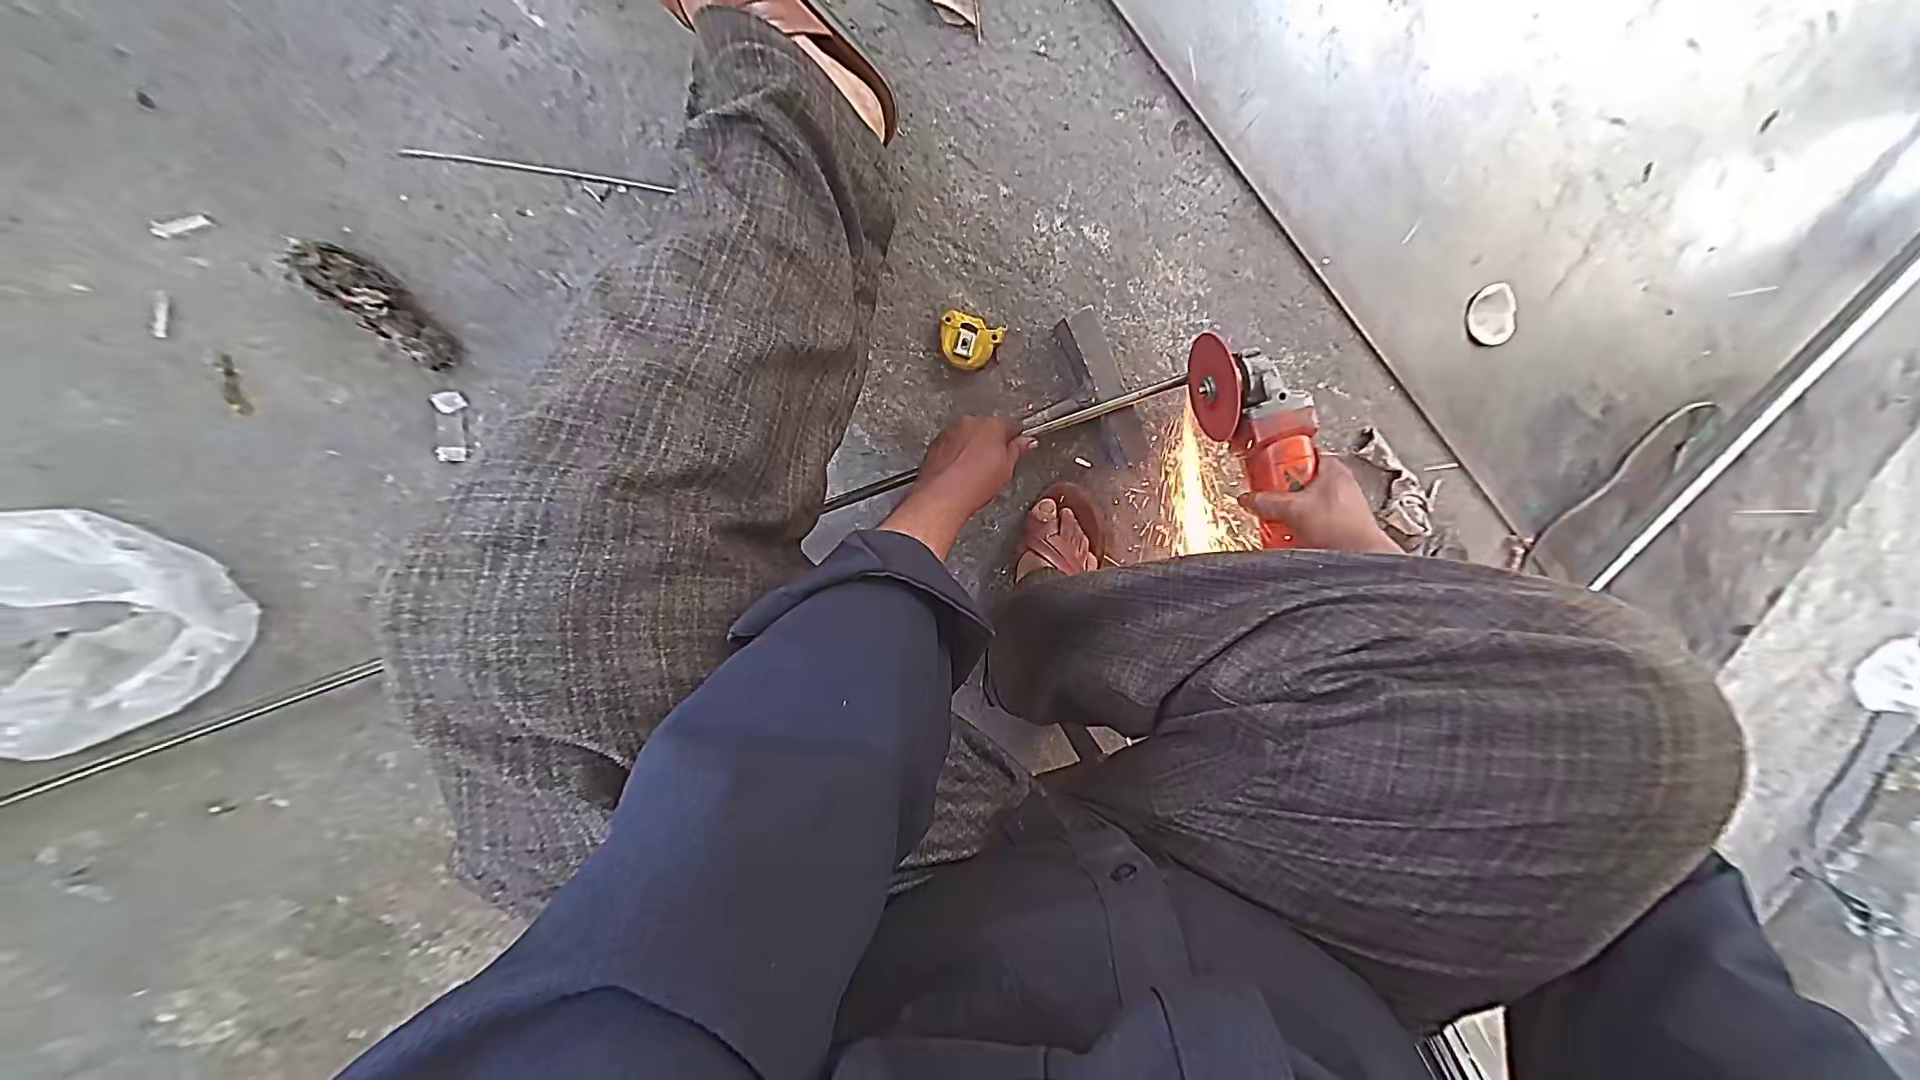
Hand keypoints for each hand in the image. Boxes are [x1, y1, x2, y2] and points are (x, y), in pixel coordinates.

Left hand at [880, 416, 1035, 558]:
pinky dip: (957, 454)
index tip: (1019, 445)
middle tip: (997, 463)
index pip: (1011, 424)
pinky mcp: (936, 444)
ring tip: (976, 471)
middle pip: (987, 427)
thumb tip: (1024, 442)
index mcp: (992, 425)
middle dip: (993, 442)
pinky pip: (952, 444)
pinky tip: (961, 472)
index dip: (1017, 436)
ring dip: (973, 447)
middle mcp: (969, 423)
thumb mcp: (1007, 469)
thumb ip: (1017, 450)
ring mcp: (950, 432)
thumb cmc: (972, 484)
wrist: (941, 496)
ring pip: (968, 435)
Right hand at [1237, 455, 1402, 554]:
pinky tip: (1288, 534)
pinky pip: (1307, 519)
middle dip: (1279, 492)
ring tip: (1277, 520)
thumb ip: (1266, 501)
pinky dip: (1294, 525)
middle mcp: (1337, 484)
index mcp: (1331, 469)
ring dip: (1285, 511)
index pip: (1301, 451)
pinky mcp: (1334, 524)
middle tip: (1268, 499)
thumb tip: (1248, 498)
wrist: (1359, 559)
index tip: (1265, 468)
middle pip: (1296, 480)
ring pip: (1300, 501)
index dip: (1281, 458)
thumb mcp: (1292, 509)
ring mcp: (1337, 505)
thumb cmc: (1342, 529)